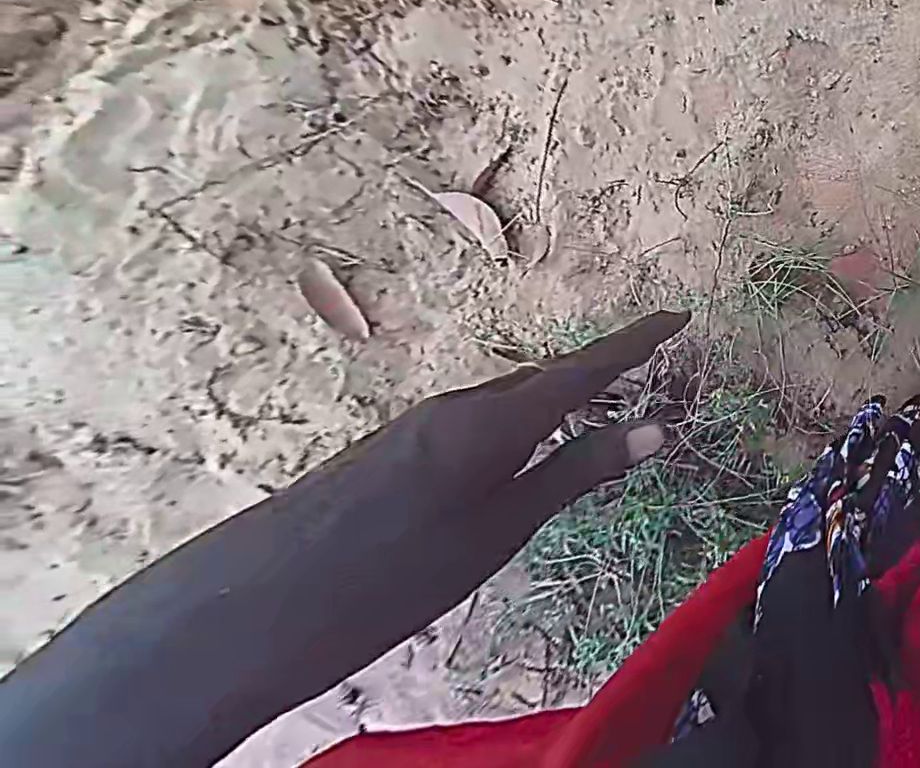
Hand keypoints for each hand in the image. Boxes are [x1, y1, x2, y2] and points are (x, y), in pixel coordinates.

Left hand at [0, 311, 690, 767]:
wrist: (222, 622)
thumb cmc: (388, 578)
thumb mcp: (501, 530)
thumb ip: (578, 471)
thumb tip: (656, 429)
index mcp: (497, 422)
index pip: (589, 367)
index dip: (640, 339)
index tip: (679, 315)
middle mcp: (460, 405)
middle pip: (550, 375)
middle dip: (603, 366)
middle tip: (646, 361)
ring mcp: (419, 423)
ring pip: (511, 395)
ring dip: (560, 393)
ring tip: (594, 404)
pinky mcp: (390, 446)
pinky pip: (477, 414)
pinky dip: (519, 415)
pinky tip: (516, 446)